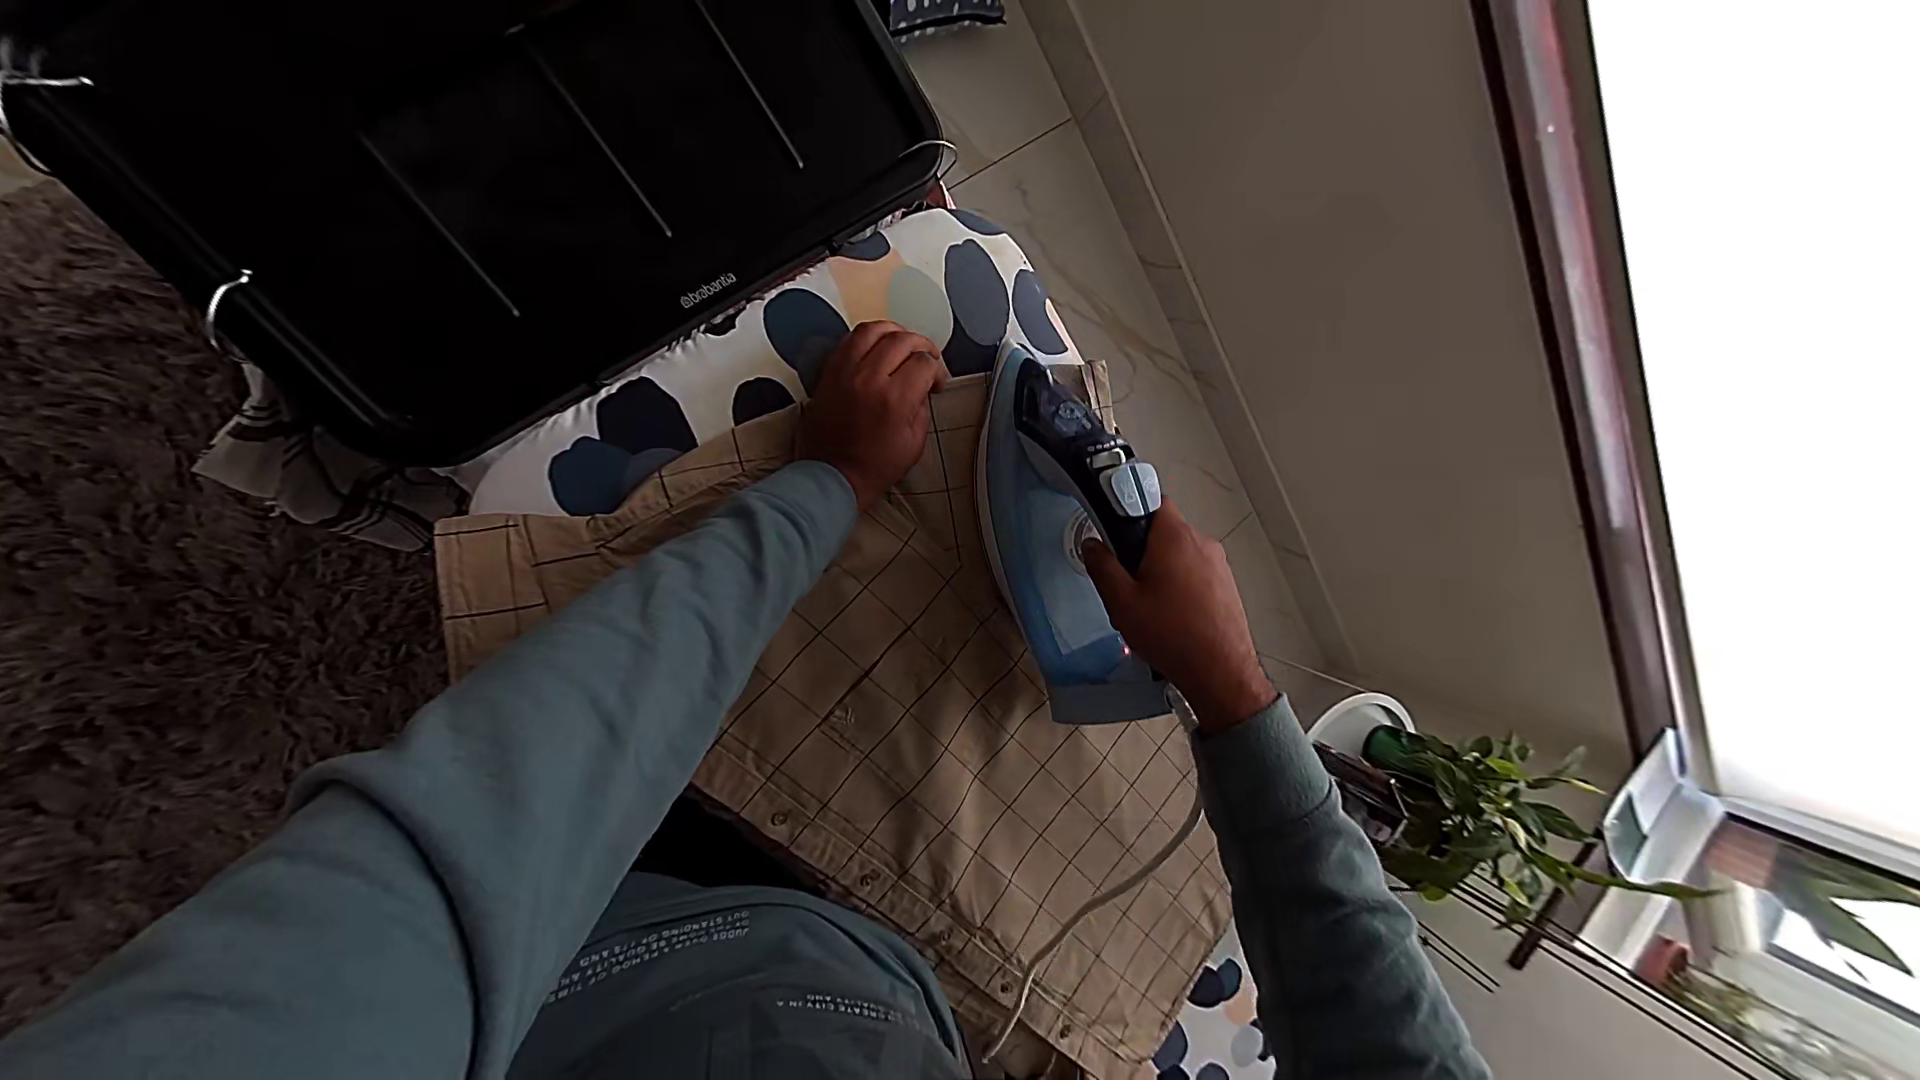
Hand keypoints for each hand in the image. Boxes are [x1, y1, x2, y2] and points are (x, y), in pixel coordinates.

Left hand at [797, 321, 949, 508]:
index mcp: (894, 399)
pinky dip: (867, 338)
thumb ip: (922, 408)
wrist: (833, 476)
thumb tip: (923, 386)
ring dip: (894, 332)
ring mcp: (846, 372)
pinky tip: (876, 348)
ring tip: (902, 343)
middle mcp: (869, 379)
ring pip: (873, 329)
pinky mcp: (830, 373)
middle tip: (927, 359)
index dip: (937, 370)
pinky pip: (849, 340)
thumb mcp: (914, 443)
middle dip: (922, 345)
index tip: (937, 381)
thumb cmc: (872, 467)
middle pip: (903, 340)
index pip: (924, 363)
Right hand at [1081, 501, 1275, 732]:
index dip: (1128, 508)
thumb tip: (1092, 545)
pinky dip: (1179, 585)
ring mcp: (1218, 565)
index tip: (1113, 527)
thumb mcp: (1121, 601)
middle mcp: (1201, 542)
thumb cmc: (1171, 635)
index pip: (1151, 497)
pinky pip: (1194, 573)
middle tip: (1125, 579)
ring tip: (1147, 604)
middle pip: (1163, 530)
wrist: (1220, 673)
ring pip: (1179, 554)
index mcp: (1174, 537)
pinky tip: (1168, 615)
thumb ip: (1102, 566)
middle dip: (1141, 548)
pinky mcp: (1226, 586)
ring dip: (1160, 569)